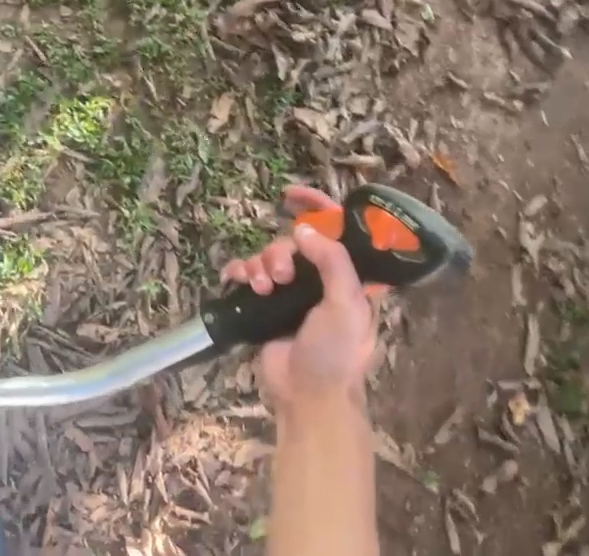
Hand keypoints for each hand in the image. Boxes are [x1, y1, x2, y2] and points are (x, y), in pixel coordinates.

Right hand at [221, 185, 377, 414]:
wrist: (307, 395)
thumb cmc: (336, 353)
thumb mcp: (346, 306)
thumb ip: (332, 263)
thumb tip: (304, 229)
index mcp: (350, 279)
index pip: (339, 232)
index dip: (319, 207)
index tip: (291, 194)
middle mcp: (321, 280)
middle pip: (295, 242)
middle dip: (281, 251)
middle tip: (281, 275)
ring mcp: (292, 292)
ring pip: (269, 255)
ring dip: (260, 264)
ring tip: (262, 288)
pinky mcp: (265, 303)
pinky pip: (246, 273)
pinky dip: (240, 272)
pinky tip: (238, 281)